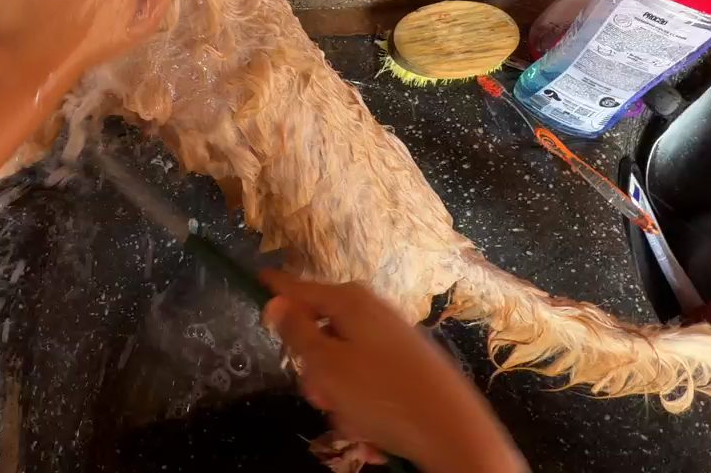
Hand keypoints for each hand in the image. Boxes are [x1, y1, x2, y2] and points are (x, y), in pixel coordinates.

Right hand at [263, 273, 527, 472]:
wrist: (454, 430)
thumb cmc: (382, 393)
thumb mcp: (327, 365)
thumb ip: (297, 332)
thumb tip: (275, 301)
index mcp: (347, 300)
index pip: (299, 287)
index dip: (276, 288)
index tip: (256, 280)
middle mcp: (369, 307)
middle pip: (321, 329)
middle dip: (314, 366)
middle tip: (319, 395)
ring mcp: (390, 333)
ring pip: (343, 358)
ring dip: (338, 390)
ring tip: (352, 420)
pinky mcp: (406, 359)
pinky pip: (367, 373)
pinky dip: (361, 397)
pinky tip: (371, 425)